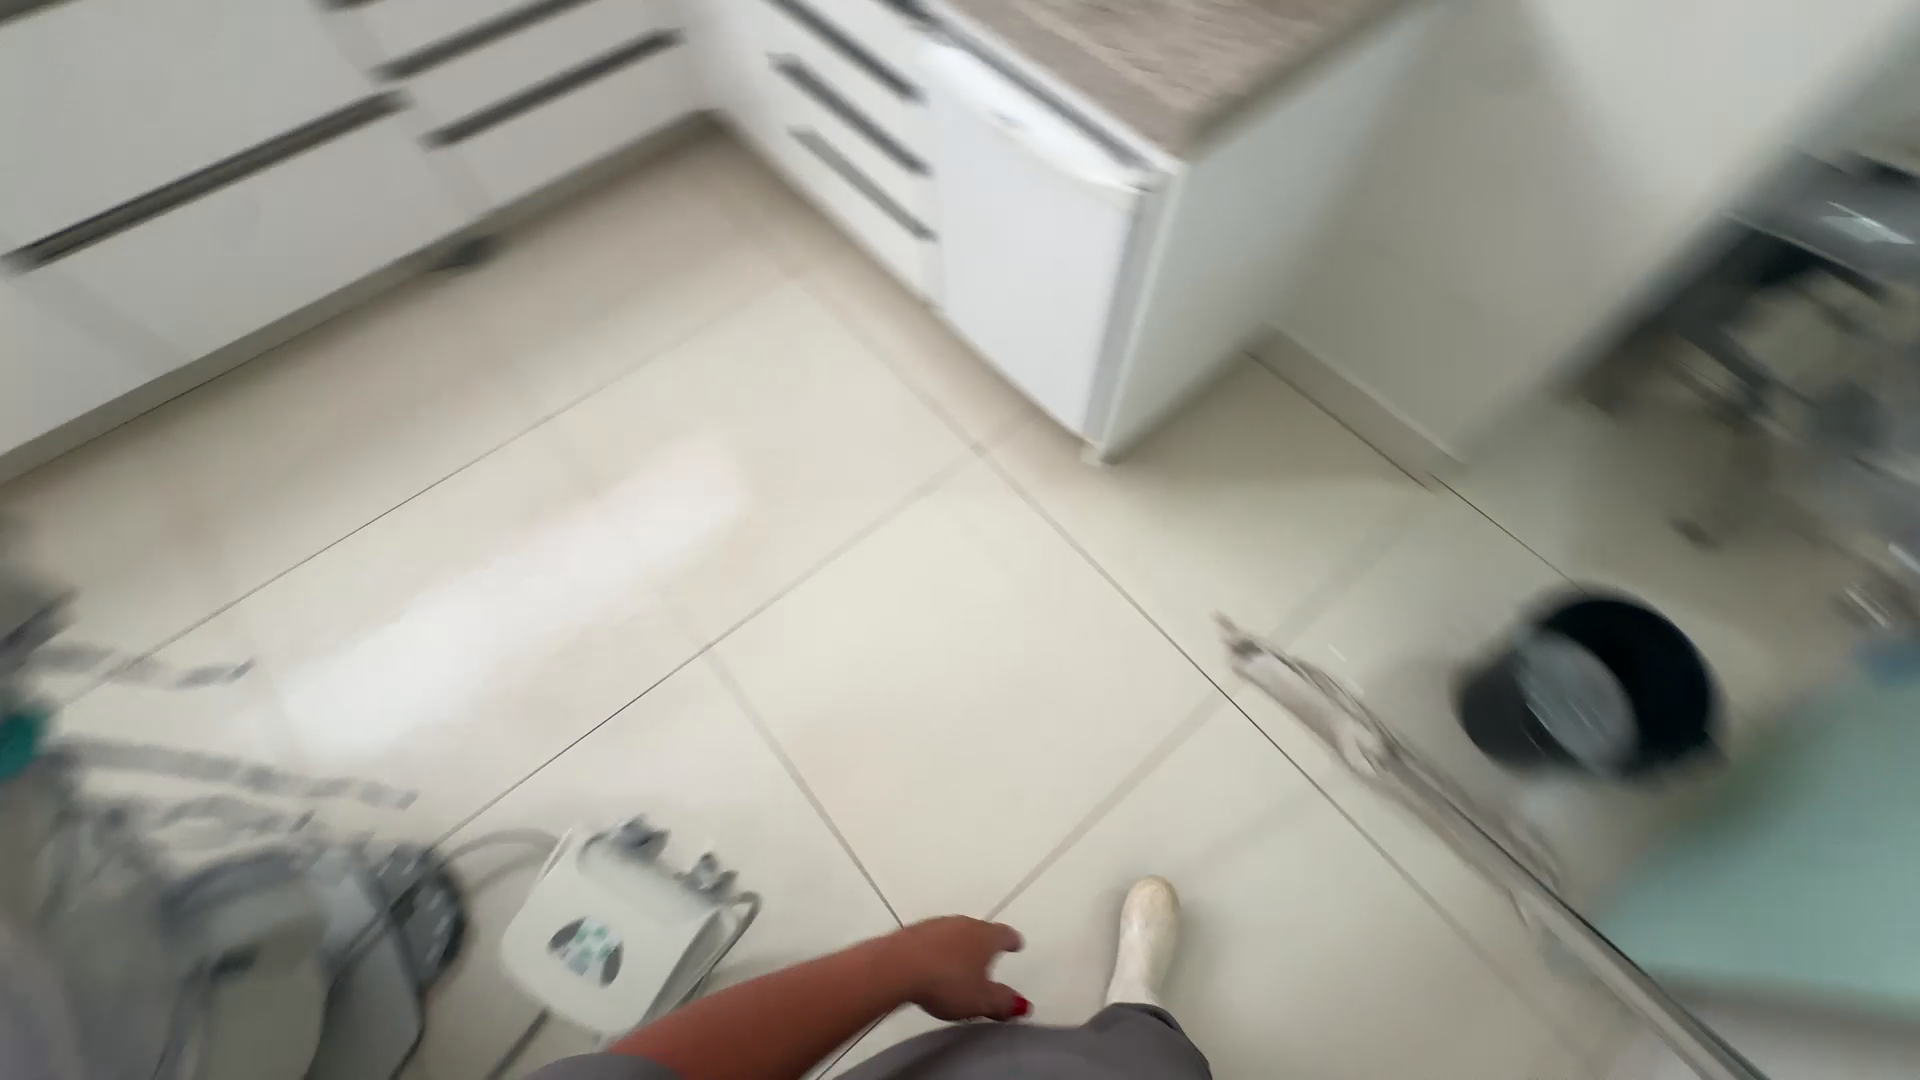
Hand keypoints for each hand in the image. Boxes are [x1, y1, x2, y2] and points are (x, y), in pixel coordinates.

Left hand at [880, 916, 1028, 1021]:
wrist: (899, 965)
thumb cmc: (947, 983)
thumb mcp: (980, 1000)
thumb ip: (1003, 1002)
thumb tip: (1025, 1005)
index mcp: (985, 937)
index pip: (1004, 934)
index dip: (1012, 940)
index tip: (1016, 943)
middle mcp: (964, 923)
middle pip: (980, 930)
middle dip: (986, 943)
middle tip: (990, 956)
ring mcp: (938, 924)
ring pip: (957, 932)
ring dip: (961, 945)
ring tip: (962, 962)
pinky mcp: (916, 931)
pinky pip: (936, 938)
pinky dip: (940, 948)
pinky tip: (936, 963)